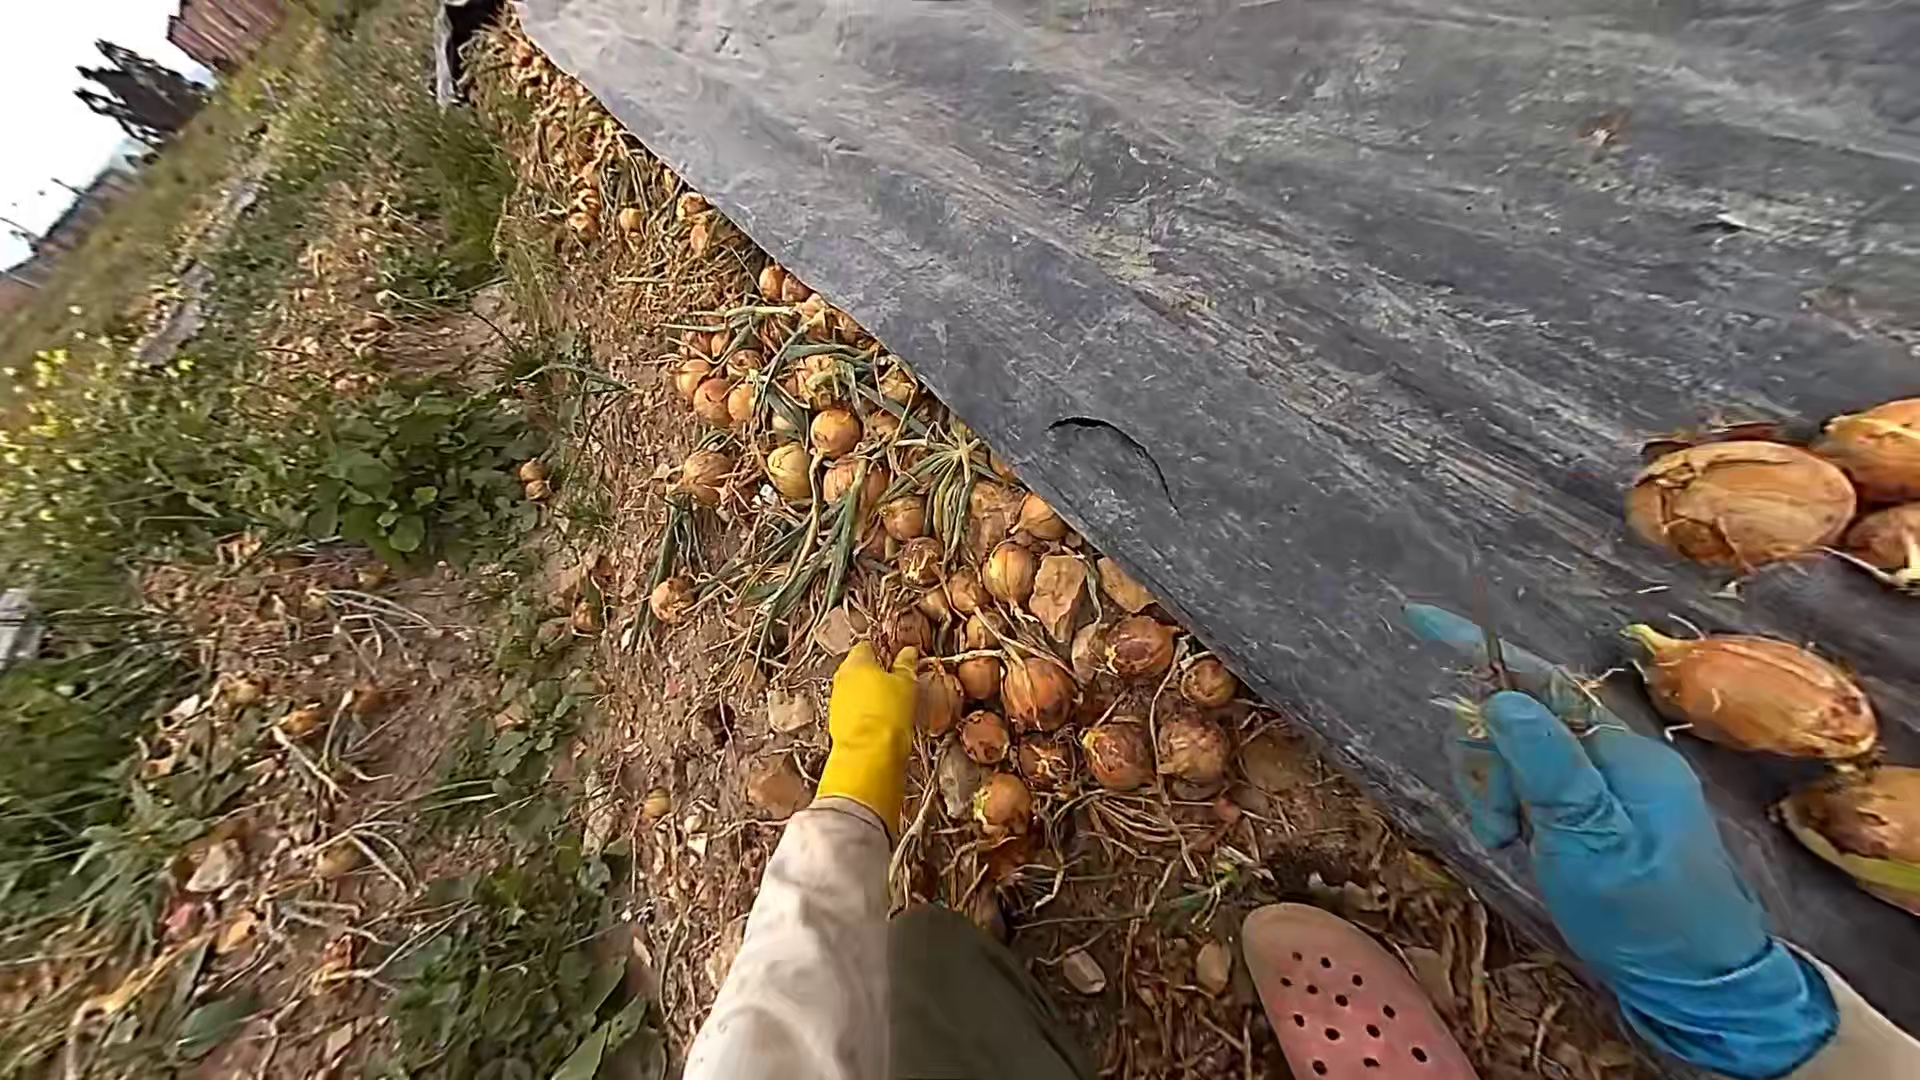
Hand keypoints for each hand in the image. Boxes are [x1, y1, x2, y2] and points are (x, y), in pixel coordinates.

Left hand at [817, 643, 919, 832]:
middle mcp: (841, 679)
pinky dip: (866, 713)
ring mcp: (837, 702)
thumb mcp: (906, 683)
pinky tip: (883, 720)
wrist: (870, 756)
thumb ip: (906, 664)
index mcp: (856, 661)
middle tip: (899, 681)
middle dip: (877, 672)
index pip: (869, 645)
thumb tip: (908, 653)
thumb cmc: (888, 715)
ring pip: (856, 690)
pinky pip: (854, 711)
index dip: (885, 650)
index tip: (899, 659)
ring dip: (871, 694)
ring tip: (894, 704)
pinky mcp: (838, 724)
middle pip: (859, 667)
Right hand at [1404, 604, 1836, 1078]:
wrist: (1690, 983)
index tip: (1419, 618)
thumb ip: (1549, 765)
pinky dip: (1490, 802)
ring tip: (1504, 834)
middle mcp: (1598, 752)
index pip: (1537, 680)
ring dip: (1483, 789)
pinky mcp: (1562, 799)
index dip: (1476, 647)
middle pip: (1503, 718)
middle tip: (1495, 816)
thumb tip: (1501, 697)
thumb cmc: (1646, 911)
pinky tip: (1506, 836)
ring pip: (1494, 748)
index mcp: (1617, 751)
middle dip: (1483, 763)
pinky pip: (1501, 776)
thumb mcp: (1591, 839)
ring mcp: (1580, 776)